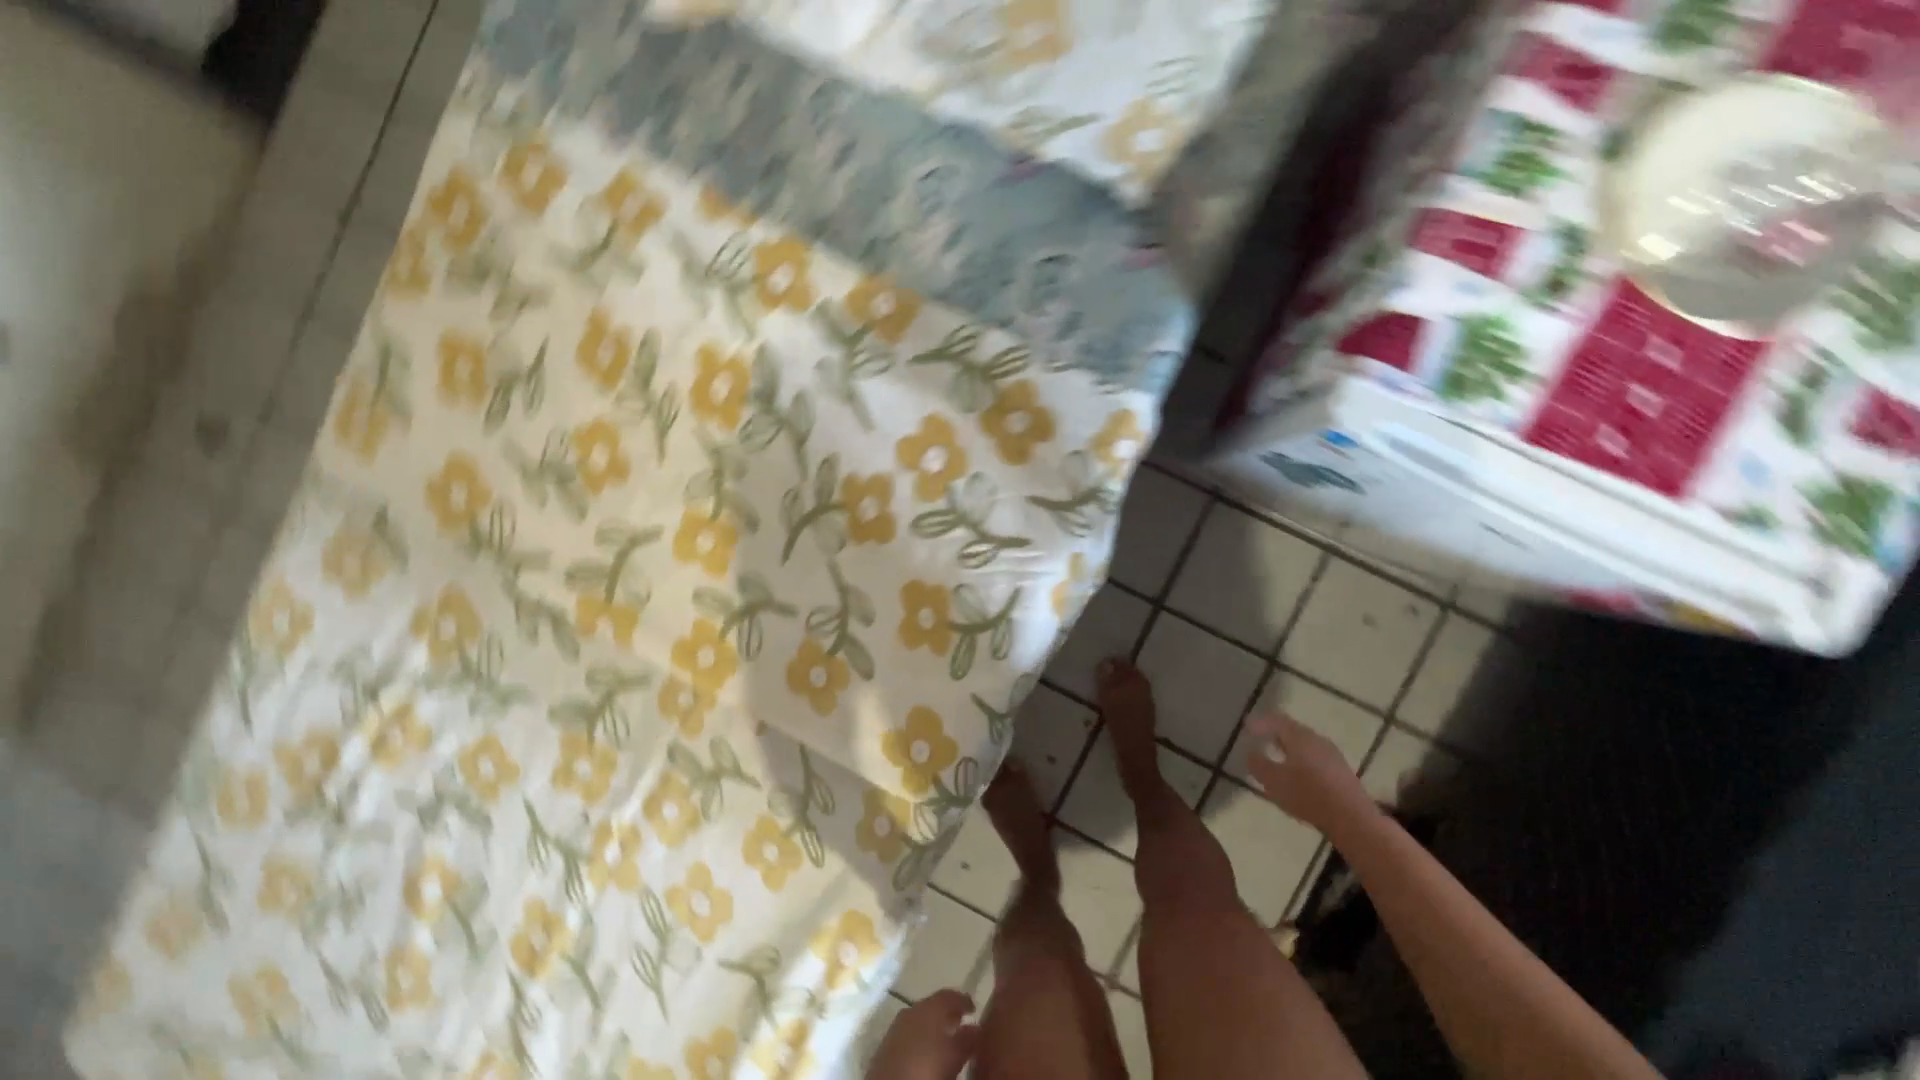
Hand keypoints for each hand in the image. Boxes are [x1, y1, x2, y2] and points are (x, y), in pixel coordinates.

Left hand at [866, 989, 978, 1079]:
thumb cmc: (926, 1069)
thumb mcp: (954, 1056)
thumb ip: (967, 1039)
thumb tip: (976, 1027)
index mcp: (928, 1008)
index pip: (949, 995)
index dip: (963, 1000)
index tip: (973, 1008)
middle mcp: (911, 1011)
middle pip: (933, 1006)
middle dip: (948, 1013)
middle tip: (962, 1023)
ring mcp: (896, 1027)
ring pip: (919, 1019)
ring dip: (933, 1026)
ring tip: (947, 1039)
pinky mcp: (886, 1044)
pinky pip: (909, 1032)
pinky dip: (920, 1036)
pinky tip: (927, 1050)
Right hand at [1242, 711, 1373, 833]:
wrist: (1351, 817)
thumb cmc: (1307, 794)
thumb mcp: (1273, 781)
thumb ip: (1258, 764)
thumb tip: (1251, 753)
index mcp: (1300, 736)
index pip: (1277, 720)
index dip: (1260, 722)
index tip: (1246, 726)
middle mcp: (1317, 740)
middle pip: (1293, 731)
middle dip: (1275, 734)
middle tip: (1260, 739)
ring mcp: (1332, 755)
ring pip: (1305, 746)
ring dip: (1289, 749)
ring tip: (1277, 758)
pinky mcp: (1341, 772)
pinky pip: (1315, 759)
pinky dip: (1301, 761)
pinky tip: (1297, 775)